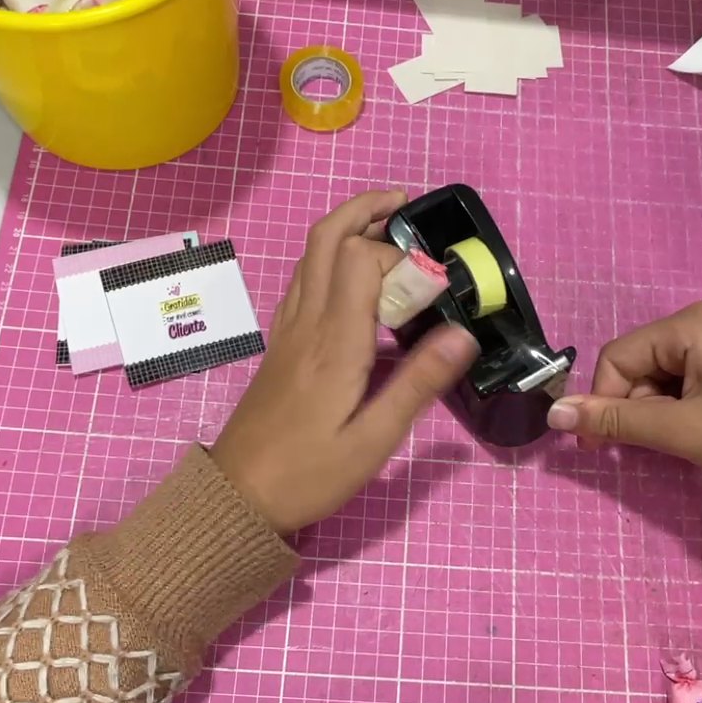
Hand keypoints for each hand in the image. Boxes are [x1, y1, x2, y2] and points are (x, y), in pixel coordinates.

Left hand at [212, 190, 478, 533]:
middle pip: (327, 237)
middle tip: (406, 205)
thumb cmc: (309, 475)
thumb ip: (417, 384)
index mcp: (334, 342)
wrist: (238, 496)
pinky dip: (330, 258)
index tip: (435, 285)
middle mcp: (306, 322)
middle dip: (366, 209)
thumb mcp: (373, 440)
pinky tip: (352, 279)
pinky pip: (303, 281)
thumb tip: (463, 335)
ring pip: (310, 255)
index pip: (362, 259)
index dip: (402, 256)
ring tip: (387, 228)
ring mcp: (287, 330)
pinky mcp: (280, 344)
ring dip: (346, 227)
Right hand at [547, 301, 701, 471]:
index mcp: (691, 324)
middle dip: (635, 405)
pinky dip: (677, 402)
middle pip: (638, 363)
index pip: (618, 357)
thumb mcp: (675, 429)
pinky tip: (695, 423)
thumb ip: (612, 421)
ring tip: (682, 434)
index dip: (603, 400)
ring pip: (659, 372)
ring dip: (656, 407)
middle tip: (656, 440)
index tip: (599, 444)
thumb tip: (553, 414)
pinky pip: (685, 374)